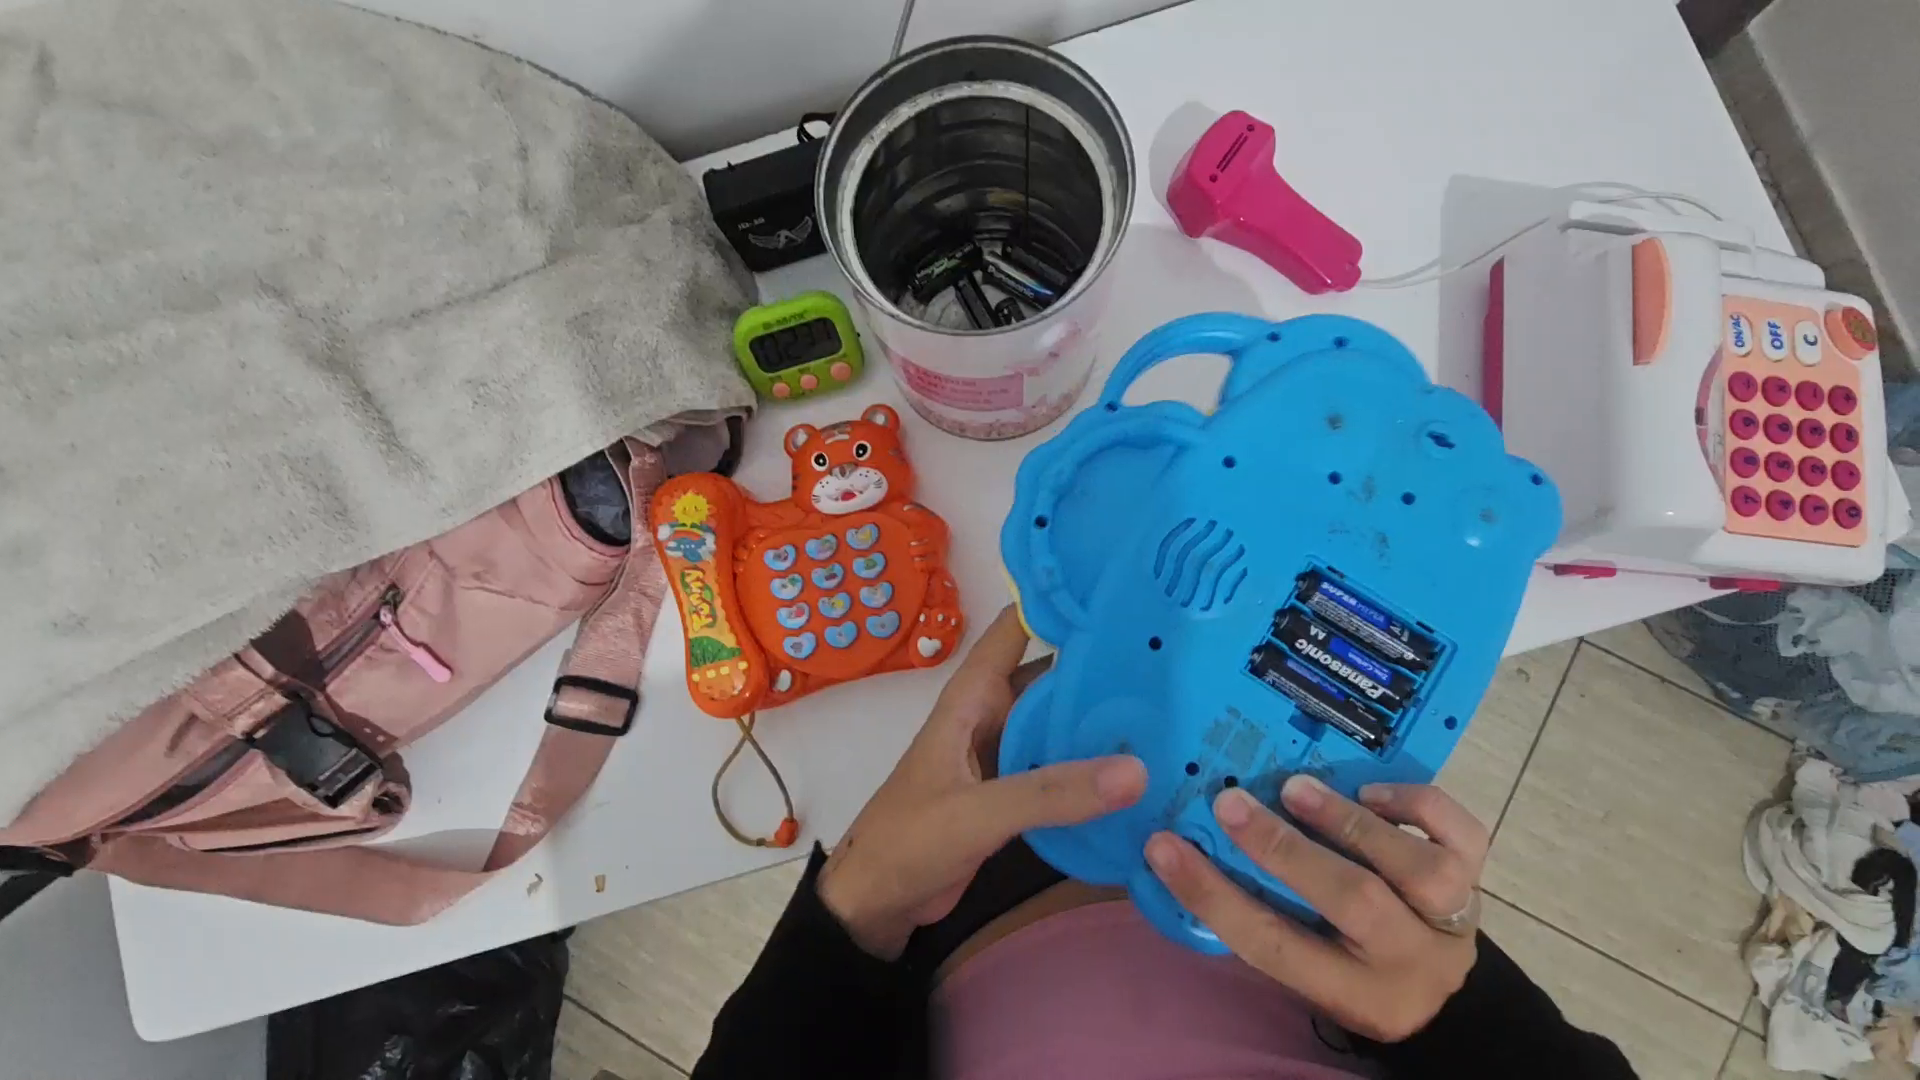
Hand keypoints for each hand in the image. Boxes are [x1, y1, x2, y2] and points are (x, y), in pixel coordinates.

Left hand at [817, 606, 1147, 958]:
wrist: (877, 901)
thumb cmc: (911, 839)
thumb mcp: (976, 813)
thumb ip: (1049, 793)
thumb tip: (1137, 769)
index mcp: (973, 696)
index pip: (1018, 626)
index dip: (1061, 602)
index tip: (1124, 592)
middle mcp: (994, 712)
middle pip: (1053, 672)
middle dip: (1103, 663)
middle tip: (1175, 658)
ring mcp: (1006, 751)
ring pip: (1061, 720)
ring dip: (1104, 716)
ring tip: (1175, 706)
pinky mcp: (1016, 788)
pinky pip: (1061, 763)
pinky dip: (1094, 762)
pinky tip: (1142, 766)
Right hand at [1145, 776, 1487, 1041]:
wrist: (1443, 990)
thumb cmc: (1348, 965)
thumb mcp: (1304, 961)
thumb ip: (1259, 912)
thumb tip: (1183, 846)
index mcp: (1353, 993)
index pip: (1273, 946)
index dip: (1211, 895)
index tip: (1162, 846)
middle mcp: (1409, 962)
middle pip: (1352, 903)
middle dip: (1283, 848)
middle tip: (1228, 802)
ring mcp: (1452, 920)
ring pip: (1419, 871)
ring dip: (1350, 823)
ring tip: (1295, 787)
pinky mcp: (1479, 879)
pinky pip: (1463, 838)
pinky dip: (1417, 806)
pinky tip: (1372, 791)